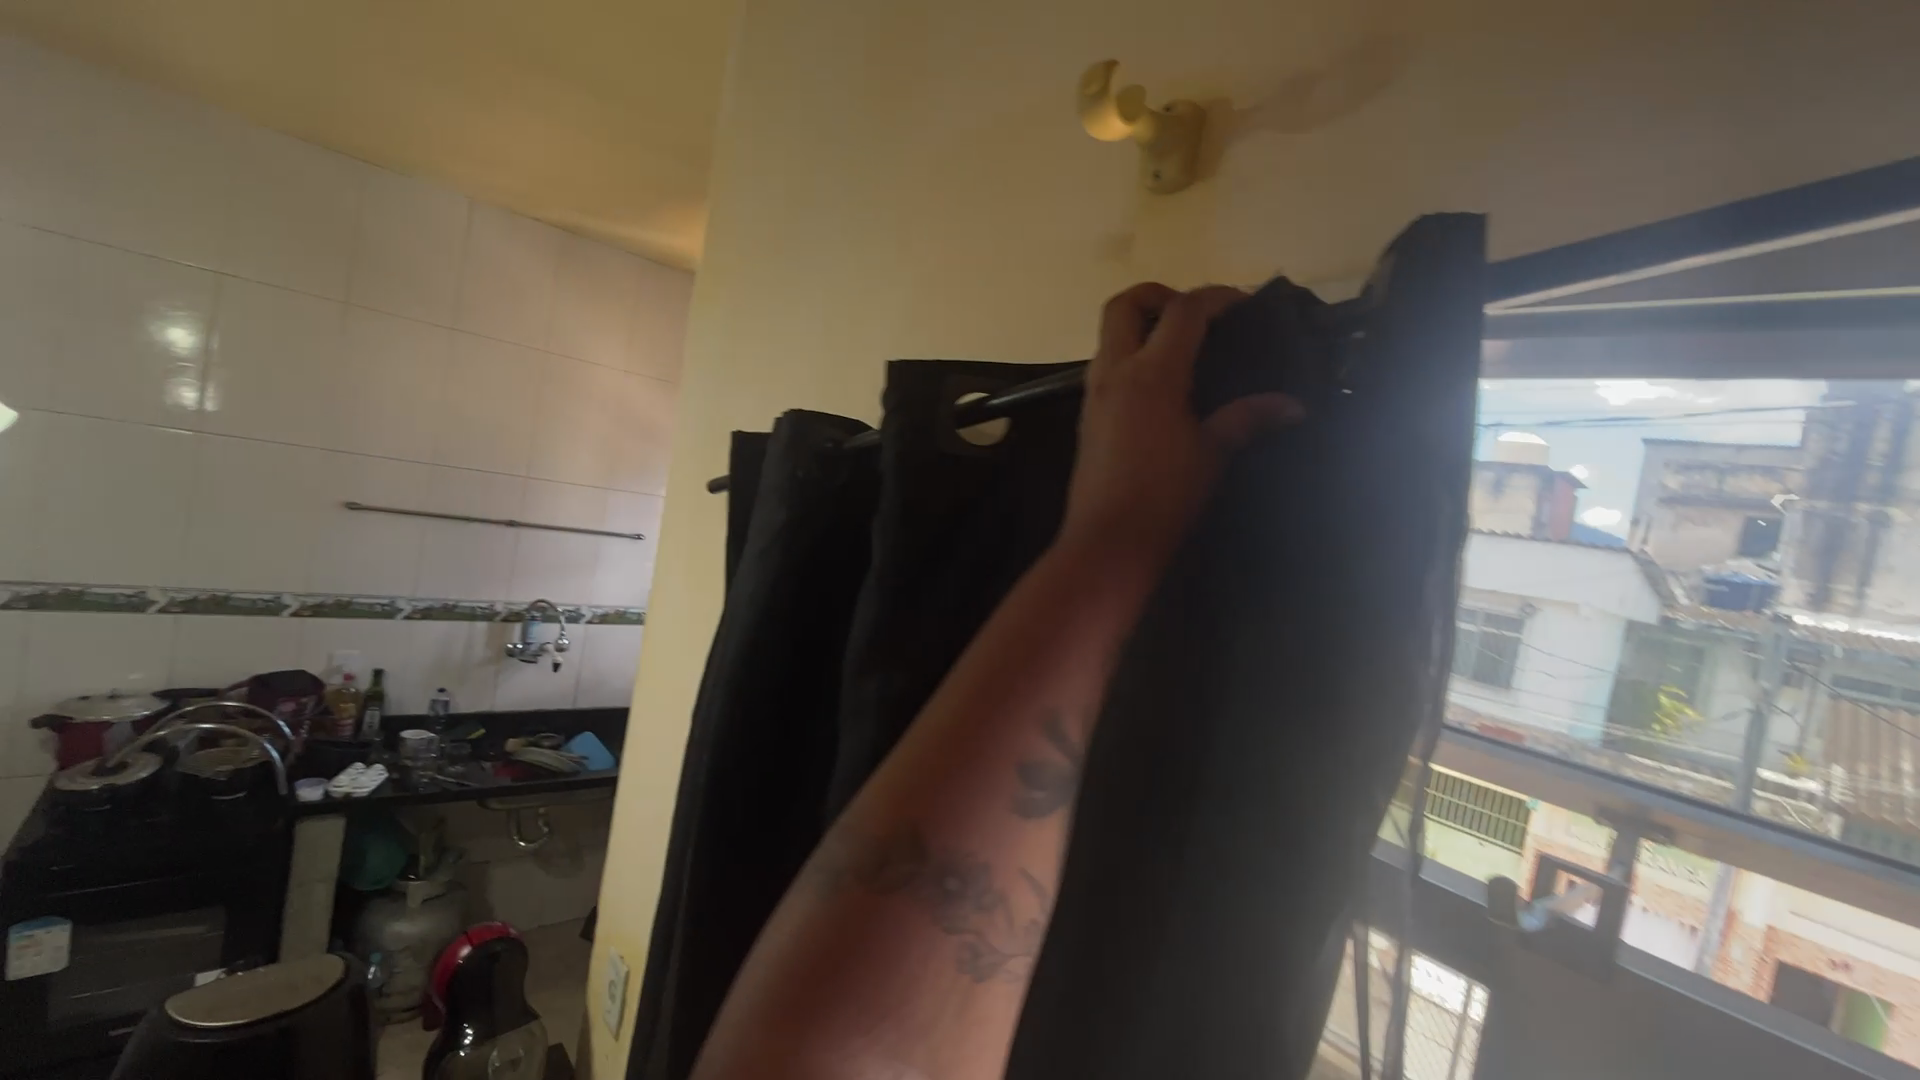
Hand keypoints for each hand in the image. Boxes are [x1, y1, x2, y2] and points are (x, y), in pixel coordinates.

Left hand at [1058, 283, 1304, 568]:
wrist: (1107, 541)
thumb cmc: (1163, 498)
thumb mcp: (1212, 455)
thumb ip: (1248, 419)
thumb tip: (1294, 406)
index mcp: (1151, 375)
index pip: (1183, 311)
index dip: (1217, 296)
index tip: (1244, 305)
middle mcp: (1114, 372)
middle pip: (1125, 304)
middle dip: (1159, 295)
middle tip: (1195, 318)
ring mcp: (1094, 394)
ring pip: (1109, 335)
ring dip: (1142, 328)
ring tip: (1184, 351)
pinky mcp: (1087, 416)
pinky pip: (1106, 367)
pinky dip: (1131, 358)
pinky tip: (1162, 387)